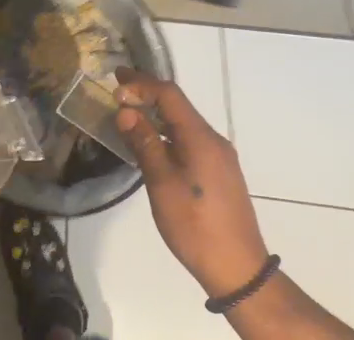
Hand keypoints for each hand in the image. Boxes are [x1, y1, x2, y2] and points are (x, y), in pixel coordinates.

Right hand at [114, 67, 269, 297]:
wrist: (239, 270)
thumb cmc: (195, 226)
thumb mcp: (162, 184)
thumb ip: (145, 144)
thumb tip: (126, 111)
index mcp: (201, 138)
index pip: (170, 95)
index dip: (141, 84)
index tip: (115, 82)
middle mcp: (214, 141)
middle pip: (178, 107)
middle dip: (147, 96)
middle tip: (117, 95)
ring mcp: (220, 158)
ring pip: (184, 125)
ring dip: (157, 117)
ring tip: (129, 119)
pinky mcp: (220, 174)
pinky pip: (191, 141)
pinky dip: (168, 135)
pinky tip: (153, 147)